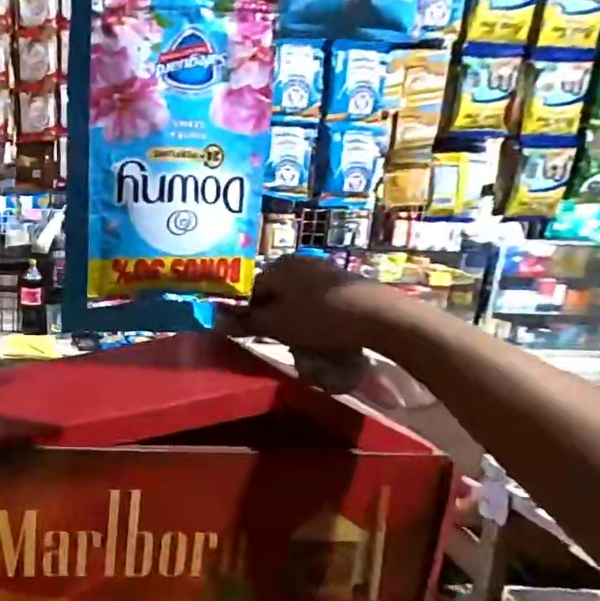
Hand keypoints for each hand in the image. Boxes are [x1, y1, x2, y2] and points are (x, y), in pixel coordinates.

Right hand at [218, 256, 415, 394]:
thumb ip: (245, 323)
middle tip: (281, 339)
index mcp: (278, 266)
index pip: (250, 290)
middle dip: (275, 315)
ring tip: (305, 339)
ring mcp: (328, 270)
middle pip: (276, 293)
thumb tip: (215, 323)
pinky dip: (319, 315)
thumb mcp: (276, 326)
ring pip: (299, 297)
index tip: (256, 334)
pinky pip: (322, 300)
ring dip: (297, 317)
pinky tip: (328, 332)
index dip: (249, 314)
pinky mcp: (350, 282)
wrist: (384, 318)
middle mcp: (300, 261)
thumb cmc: (319, 319)